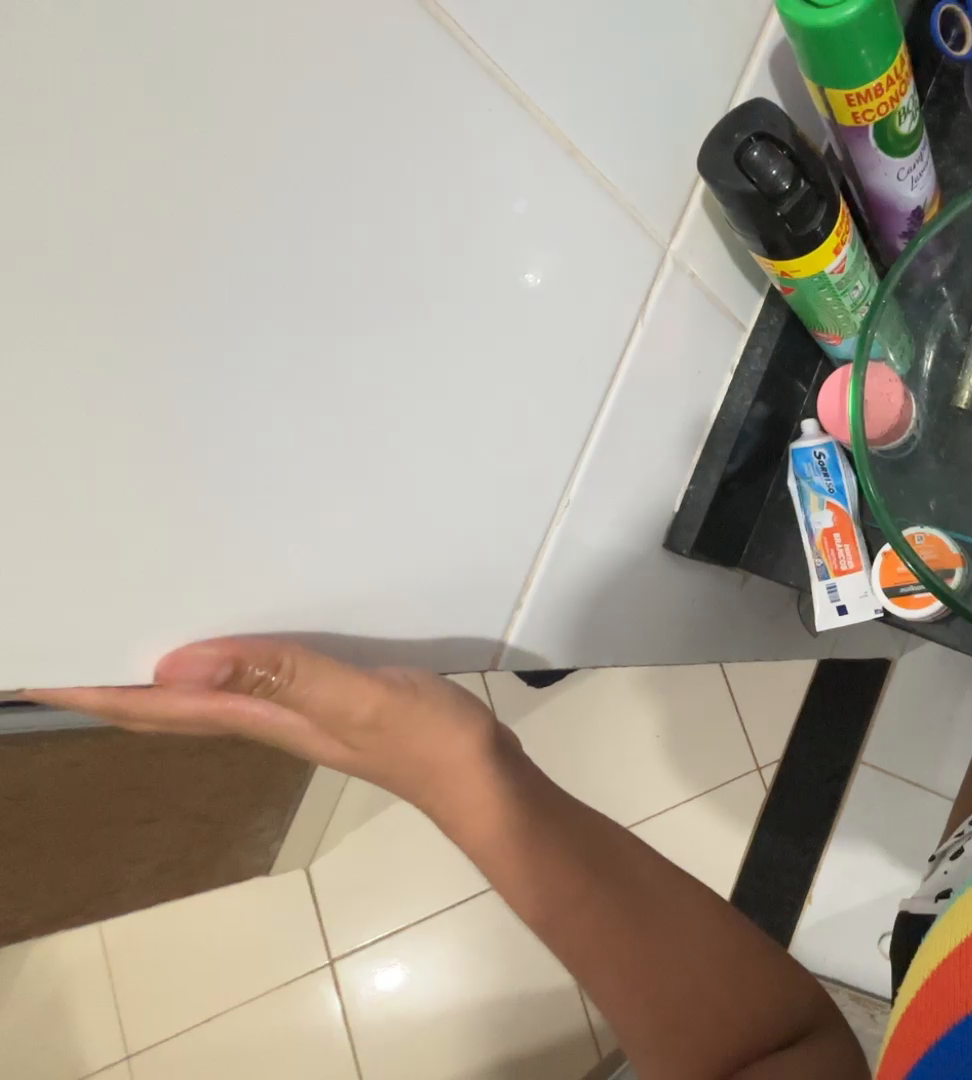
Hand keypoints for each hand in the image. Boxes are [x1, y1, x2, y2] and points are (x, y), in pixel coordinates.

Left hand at [25, 637, 515, 820]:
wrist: (484, 778)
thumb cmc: (429, 741)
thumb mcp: (364, 701)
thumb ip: (289, 676)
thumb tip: (179, 660)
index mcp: (268, 719)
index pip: (159, 703)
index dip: (91, 687)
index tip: (35, 659)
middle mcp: (274, 721)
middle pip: (172, 706)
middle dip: (114, 679)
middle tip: (79, 632)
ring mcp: (309, 718)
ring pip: (216, 693)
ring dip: (171, 668)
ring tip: (145, 629)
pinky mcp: (342, 708)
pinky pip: (268, 682)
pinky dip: (240, 661)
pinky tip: (256, 642)